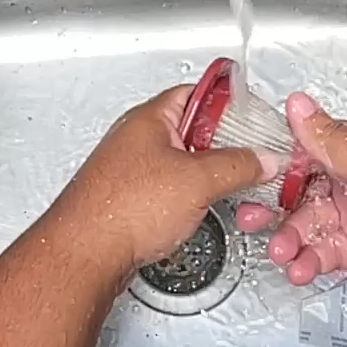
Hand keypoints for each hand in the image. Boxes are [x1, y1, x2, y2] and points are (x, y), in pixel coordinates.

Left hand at [46, 85, 280, 276]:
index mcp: (150, 118)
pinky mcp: (128, 197)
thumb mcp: (197, 180)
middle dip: (222, 142)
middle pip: (191, 127)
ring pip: (180, 160)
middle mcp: (136, 137)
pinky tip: (196, 208)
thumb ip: (237, 165)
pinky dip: (188, 193)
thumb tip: (261, 159)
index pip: (197, 92)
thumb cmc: (122, 210)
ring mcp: (130, 168)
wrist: (85, 254)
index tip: (251, 115)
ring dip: (205, 171)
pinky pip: (167, 186)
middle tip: (246, 154)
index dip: (228, 101)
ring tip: (226, 184)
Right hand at [235, 93, 346, 315]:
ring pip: (314, 223)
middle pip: (306, 188)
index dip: (282, 163)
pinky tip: (302, 269)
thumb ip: (327, 138)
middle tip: (253, 219)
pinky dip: (312, 260)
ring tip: (282, 254)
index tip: (256, 176)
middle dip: (278, 206)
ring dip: (293, 238)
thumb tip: (298, 103)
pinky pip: (329, 250)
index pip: (312, 148)